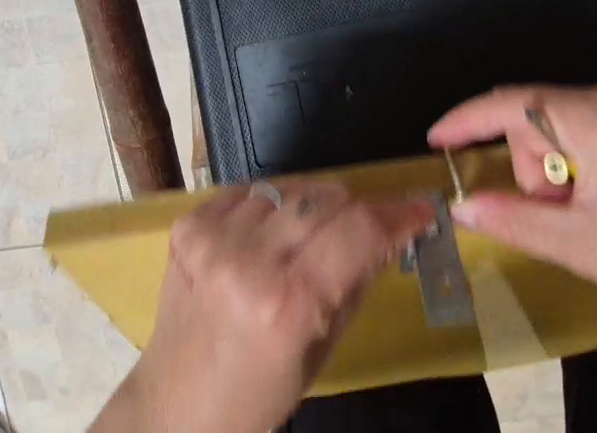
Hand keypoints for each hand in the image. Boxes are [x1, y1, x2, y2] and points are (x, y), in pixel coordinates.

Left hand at [97, 181, 433, 432]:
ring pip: (290, 189)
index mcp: (290, 303)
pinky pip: (250, 194)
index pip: (360, 230)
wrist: (176, 407)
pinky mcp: (189, 225)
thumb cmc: (260, 392)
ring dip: (308, 210)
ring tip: (302, 245)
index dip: (398, 214)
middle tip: (364, 230)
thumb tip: (391, 230)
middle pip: (327, 198)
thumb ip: (357, 280)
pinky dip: (267, 211)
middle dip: (356, 210)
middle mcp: (249, 261)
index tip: (420, 210)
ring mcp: (213, 238)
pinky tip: (262, 243)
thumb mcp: (323, 348)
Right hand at [427, 78, 596, 351]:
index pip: (511, 104)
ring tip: (588, 221)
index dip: (466, 121)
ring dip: (556, 173)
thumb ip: (510, 218)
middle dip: (531, 169)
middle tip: (558, 220)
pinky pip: (592, 132)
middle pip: (537, 118)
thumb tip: (460, 205)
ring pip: (562, 127)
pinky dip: (579, 166)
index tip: (433, 141)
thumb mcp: (579, 245)